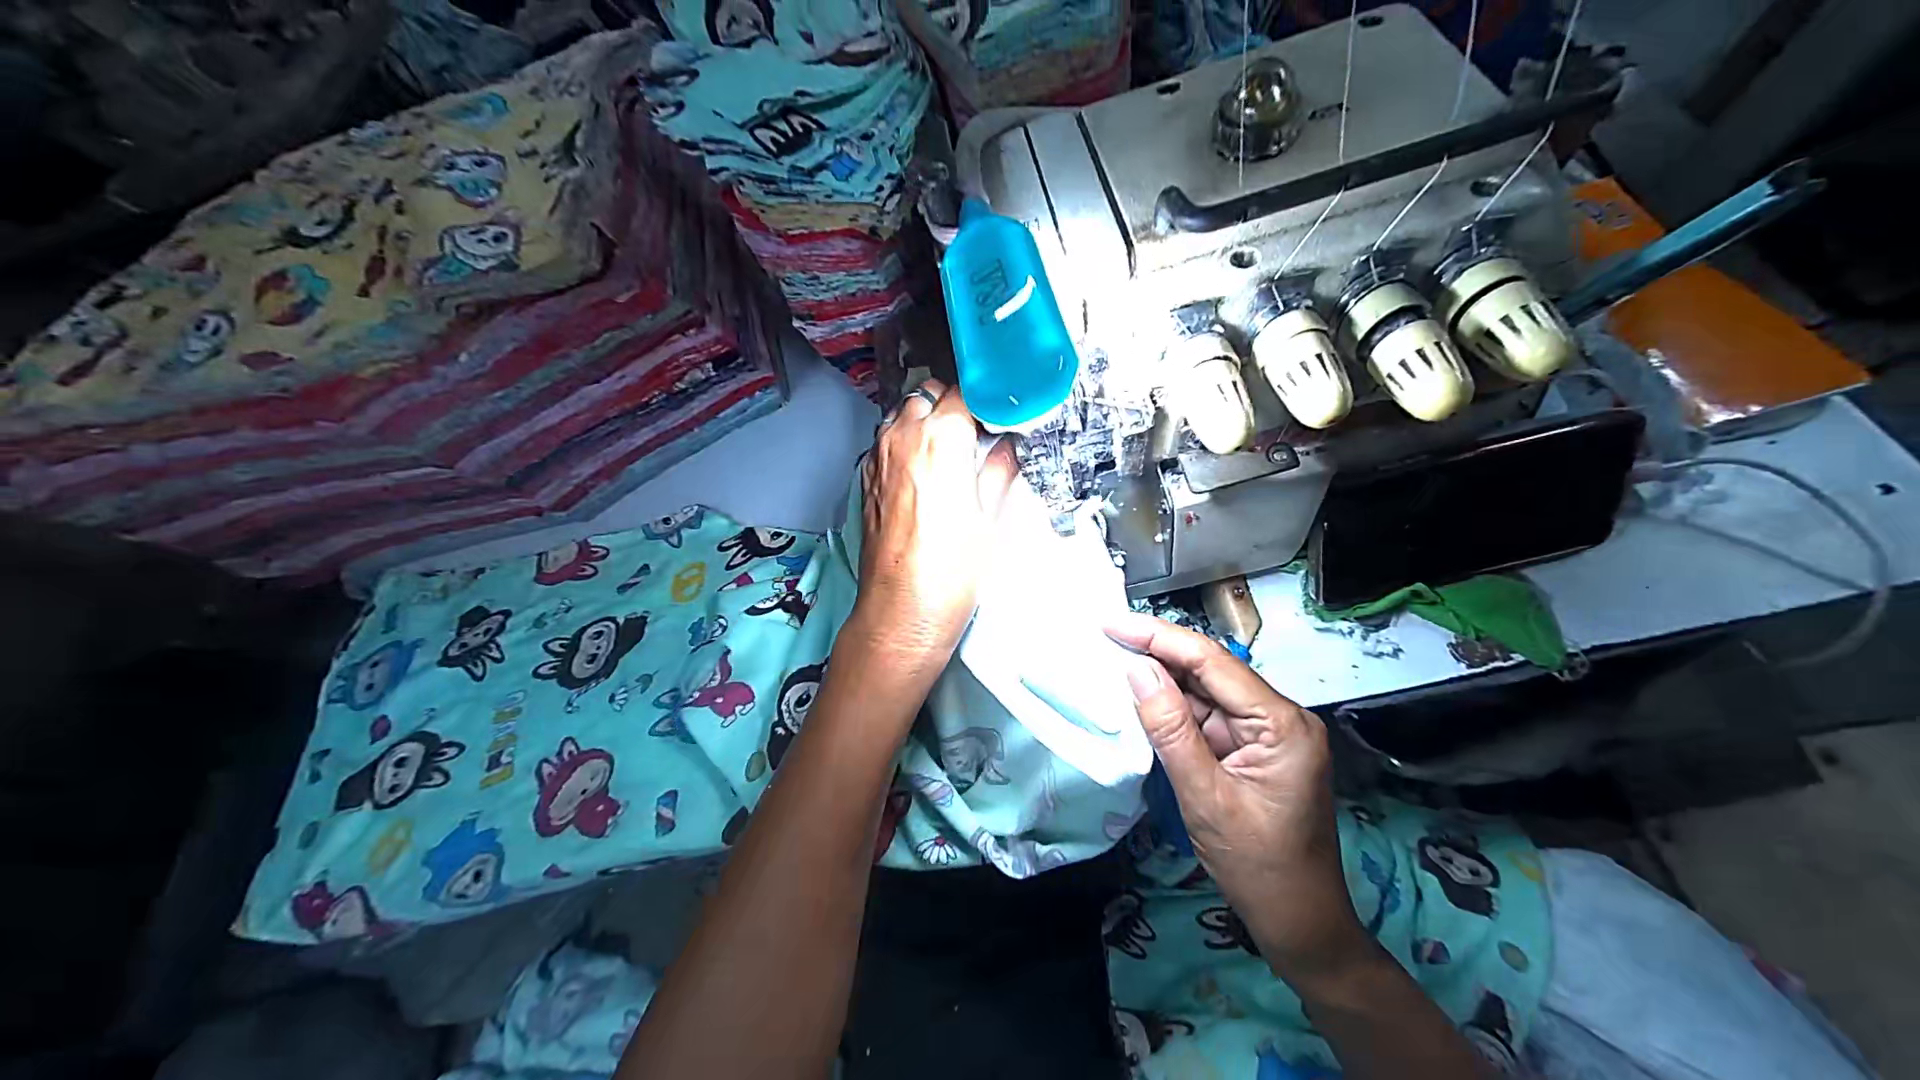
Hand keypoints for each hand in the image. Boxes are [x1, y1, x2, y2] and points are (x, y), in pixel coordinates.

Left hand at [856, 379, 1017, 672]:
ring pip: (903, 413)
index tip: (998, 413)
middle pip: (929, 394)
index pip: (963, 391)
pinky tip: (925, 471)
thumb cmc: (944, 574)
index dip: (984, 399)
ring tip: (951, 451)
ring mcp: (880, 457)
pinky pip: (887, 441)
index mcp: (941, 440)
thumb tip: (1007, 450)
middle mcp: (903, 439)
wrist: (902, 609)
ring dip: (925, 420)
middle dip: (952, 404)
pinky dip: (905, 442)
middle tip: (977, 431)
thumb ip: (999, 470)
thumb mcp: (988, 517)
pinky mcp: (867, 478)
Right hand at [1105, 612, 1366, 982]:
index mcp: (1281, 723)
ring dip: (1162, 683)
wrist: (1299, 921)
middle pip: (1210, 671)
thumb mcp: (1205, 797)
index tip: (1114, 624)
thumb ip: (1170, 730)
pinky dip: (1174, 711)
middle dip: (1157, 655)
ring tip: (1113, 663)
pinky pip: (1208, 718)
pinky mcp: (1253, 749)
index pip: (1213, 662)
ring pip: (1205, 693)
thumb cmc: (1257, 866)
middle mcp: (1279, 717)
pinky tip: (1141, 701)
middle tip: (1106, 638)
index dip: (1160, 637)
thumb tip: (1137, 671)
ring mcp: (1267, 733)